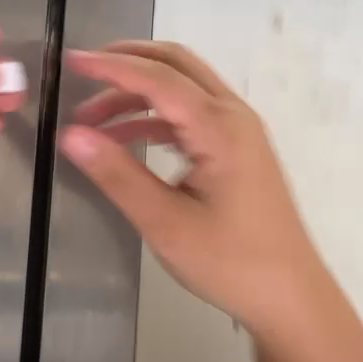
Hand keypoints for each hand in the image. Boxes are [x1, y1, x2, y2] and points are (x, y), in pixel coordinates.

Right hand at [59, 41, 326, 333]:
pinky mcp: (237, 148)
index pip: (157, 77)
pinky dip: (154, 115)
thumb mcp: (165, 222)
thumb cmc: (231, 263)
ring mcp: (238, 129)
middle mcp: (232, 114)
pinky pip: (190, 112)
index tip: (70, 61)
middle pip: (175, 64)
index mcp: (219, 126)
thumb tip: (69, 135)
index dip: (111, 66)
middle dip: (126, 61)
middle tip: (83, 71)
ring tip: (92, 119)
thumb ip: (117, 174)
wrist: (293, 300)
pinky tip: (123, 139)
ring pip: (182, 87)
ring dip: (136, 93)